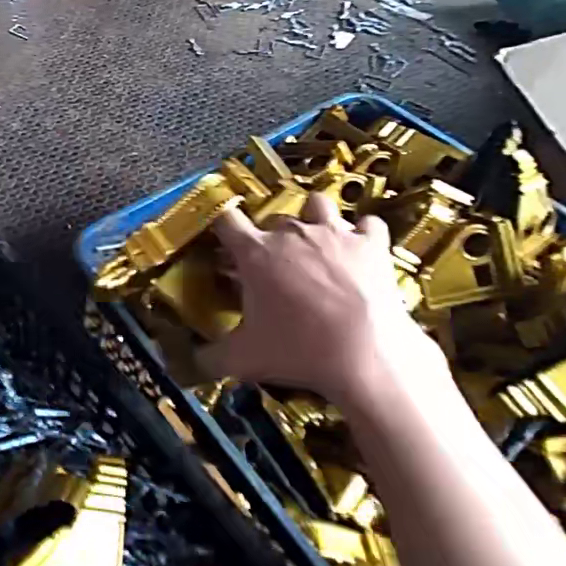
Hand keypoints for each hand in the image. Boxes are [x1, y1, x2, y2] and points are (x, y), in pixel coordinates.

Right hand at [201, 194, 451, 414]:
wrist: (367, 355)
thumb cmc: (298, 350)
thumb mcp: (244, 359)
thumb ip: (211, 357)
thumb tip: (192, 361)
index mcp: (255, 252)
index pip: (226, 219)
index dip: (222, 225)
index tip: (222, 239)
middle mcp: (292, 233)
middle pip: (274, 218)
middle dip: (270, 236)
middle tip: (273, 264)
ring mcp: (334, 233)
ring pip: (318, 204)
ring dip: (314, 217)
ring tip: (316, 239)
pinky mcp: (372, 244)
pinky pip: (368, 223)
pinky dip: (364, 232)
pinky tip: (362, 247)